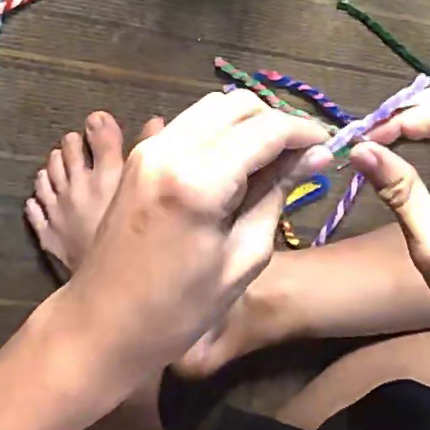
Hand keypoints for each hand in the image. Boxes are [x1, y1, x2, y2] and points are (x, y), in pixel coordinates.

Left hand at [58, 90, 330, 382]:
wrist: (102, 325)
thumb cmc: (179, 309)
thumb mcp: (244, 257)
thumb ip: (277, 193)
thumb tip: (316, 155)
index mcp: (198, 180)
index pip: (266, 130)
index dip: (303, 132)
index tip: (327, 146)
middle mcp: (170, 150)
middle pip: (237, 104)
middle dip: (275, 121)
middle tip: (298, 155)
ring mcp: (149, 148)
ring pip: (212, 106)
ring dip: (247, 122)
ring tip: (269, 158)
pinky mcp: (139, 155)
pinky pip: (190, 123)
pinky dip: (220, 130)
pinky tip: (234, 161)